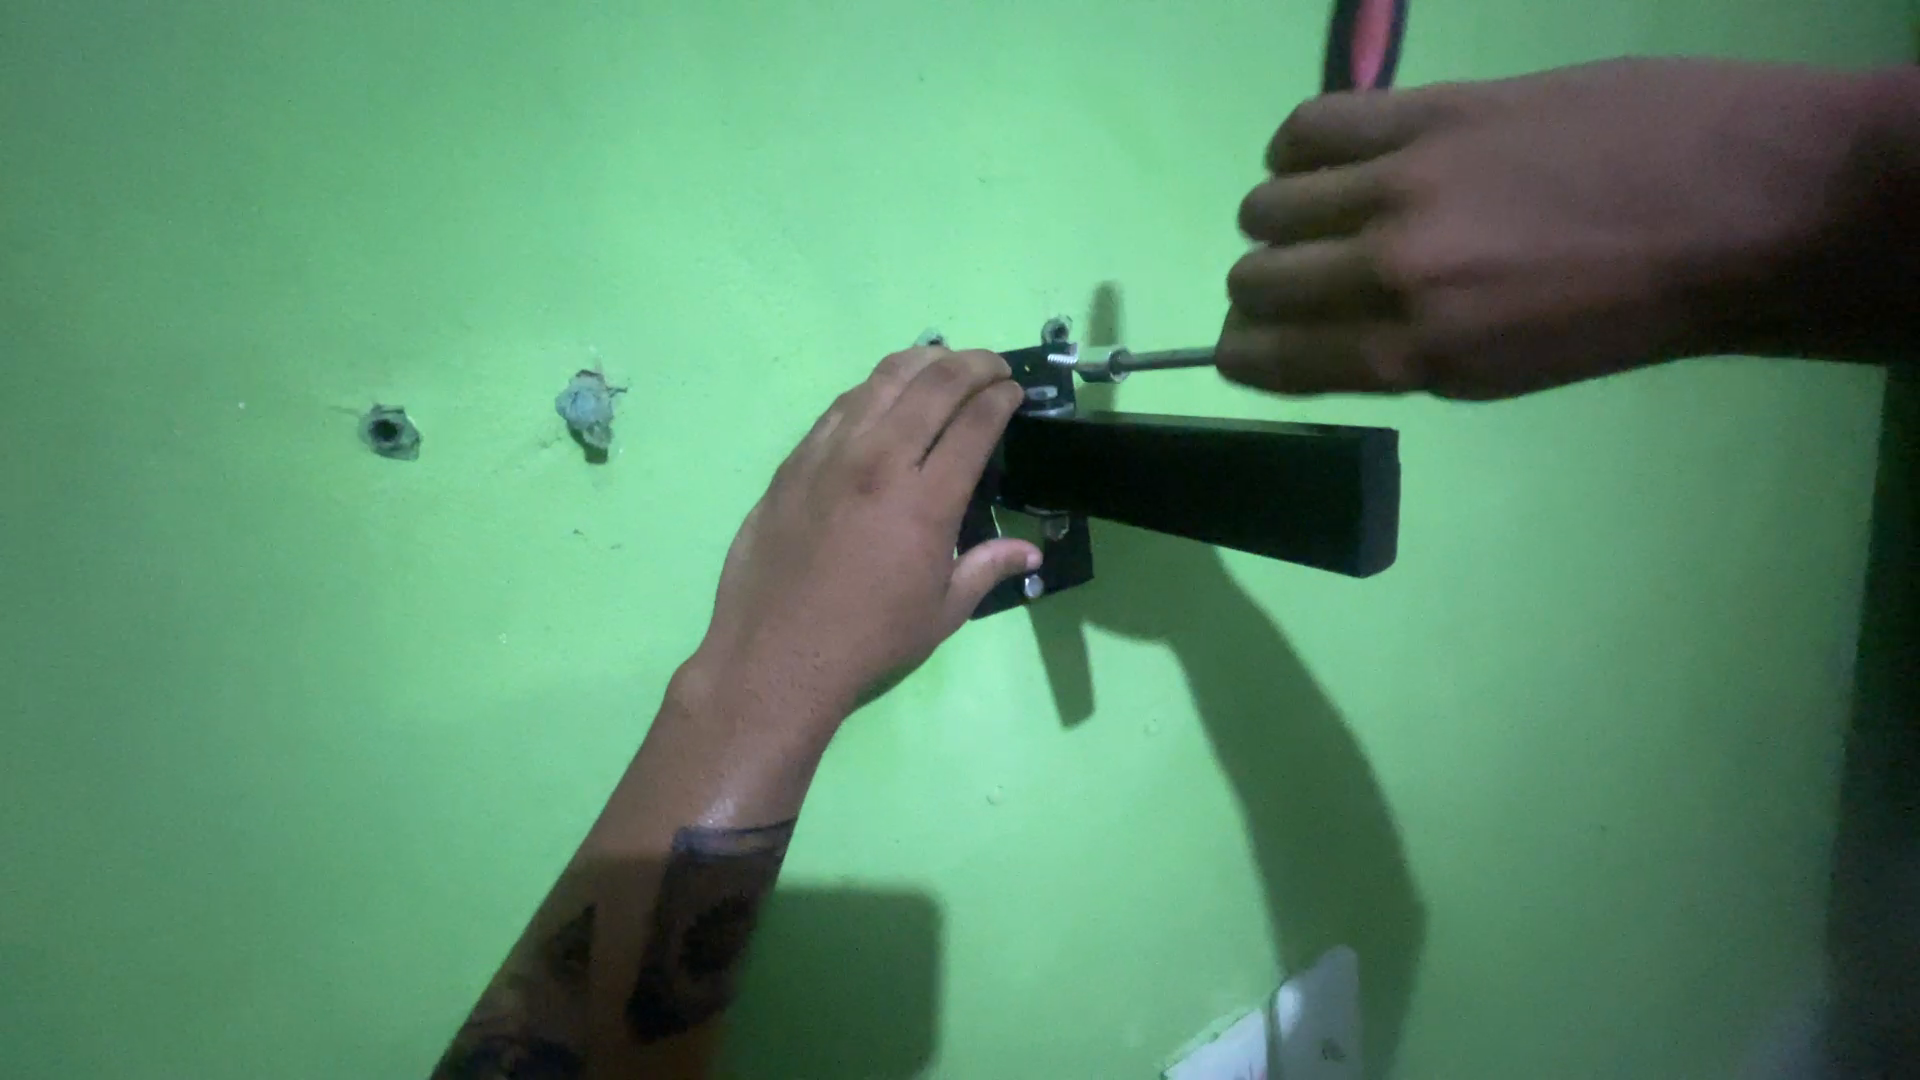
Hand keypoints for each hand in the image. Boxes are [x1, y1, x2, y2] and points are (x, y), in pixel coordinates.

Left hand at [683, 347, 1041, 732]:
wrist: (775, 654)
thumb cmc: (869, 639)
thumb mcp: (943, 612)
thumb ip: (989, 568)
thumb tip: (1033, 551)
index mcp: (925, 501)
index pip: (974, 423)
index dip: (1001, 397)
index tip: (1014, 391)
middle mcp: (878, 461)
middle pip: (933, 384)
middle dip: (972, 364)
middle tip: (990, 366)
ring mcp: (829, 455)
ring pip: (881, 381)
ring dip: (921, 362)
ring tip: (942, 363)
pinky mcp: (794, 461)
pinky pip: (840, 406)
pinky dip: (873, 389)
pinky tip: (883, 396)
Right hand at [1216, 58, 1889, 398]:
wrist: (1752, 208)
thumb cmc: (1611, 318)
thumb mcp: (1481, 375)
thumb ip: (1373, 359)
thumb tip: (1294, 337)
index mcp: (1407, 353)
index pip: (1261, 358)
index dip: (1240, 352)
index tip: (1249, 343)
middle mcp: (1390, 271)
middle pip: (1250, 280)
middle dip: (1258, 292)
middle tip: (1297, 281)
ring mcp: (1410, 182)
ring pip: (1265, 205)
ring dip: (1276, 223)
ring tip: (1320, 216)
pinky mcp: (1440, 109)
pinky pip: (1309, 126)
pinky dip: (1296, 151)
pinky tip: (1329, 161)